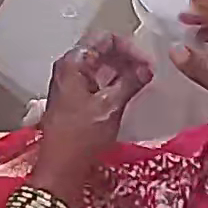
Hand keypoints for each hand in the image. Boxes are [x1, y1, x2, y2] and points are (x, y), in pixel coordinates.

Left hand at [30, 34, 153, 201]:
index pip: (104, 38)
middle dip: (126, 57)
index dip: (129, 47)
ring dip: (121, 69)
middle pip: (101, 49)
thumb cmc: (82, 136)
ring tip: (141, 81)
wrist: (60, 168)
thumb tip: (147, 68)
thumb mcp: (110, 106)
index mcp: (73, 62)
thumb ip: (130, 82)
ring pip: (99, 64)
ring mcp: (69, 81)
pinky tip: (127, 91)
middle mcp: (68, 67)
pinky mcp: (73, 96)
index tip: (147, 63)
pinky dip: (112, 81)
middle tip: (147, 71)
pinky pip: (95, 79)